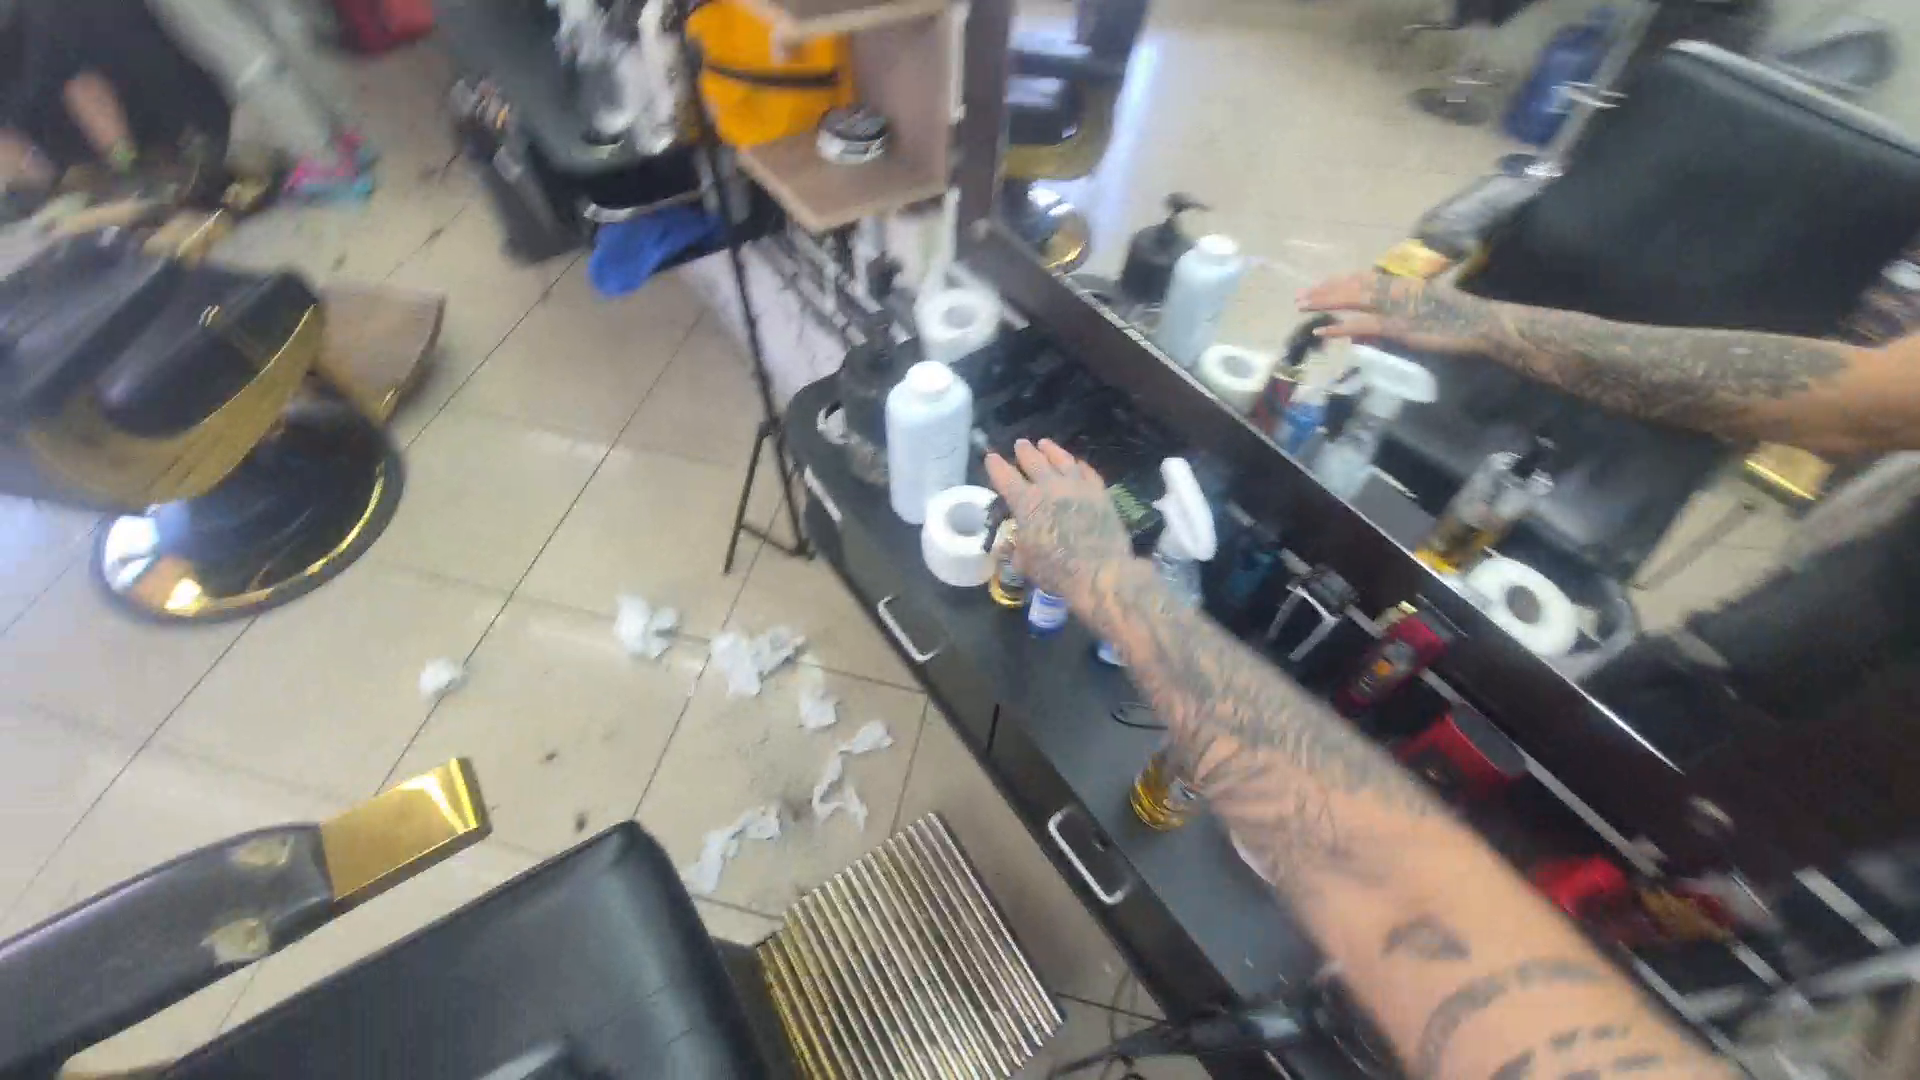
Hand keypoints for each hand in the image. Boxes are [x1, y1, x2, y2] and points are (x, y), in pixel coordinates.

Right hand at [983, 439, 1133, 604]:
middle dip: (1024, 451)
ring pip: (1061, 459)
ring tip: (1045, 443)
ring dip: (1051, 450)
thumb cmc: (1056, 570)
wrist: (1099, 570)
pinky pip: (1087, 471)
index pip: (1005, 477)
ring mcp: (1077, 486)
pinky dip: (1079, 464)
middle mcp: (1049, 487)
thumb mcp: (1025, 564)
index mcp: (1025, 503)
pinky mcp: (1099, 492)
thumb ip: (1015, 551)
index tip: (991, 457)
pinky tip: (1077, 462)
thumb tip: (1008, 546)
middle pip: (1033, 461)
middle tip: (1020, 444)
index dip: (996, 466)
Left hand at [1297, 272, 1490, 355]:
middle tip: (1299, 297)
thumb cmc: (1455, 319)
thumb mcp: (1420, 310)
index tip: (1317, 287)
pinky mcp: (1397, 326)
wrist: (1481, 324)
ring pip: (1353, 300)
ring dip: (1325, 303)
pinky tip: (1321, 331)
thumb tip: (1362, 333)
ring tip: (1302, 306)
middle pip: (1352, 286)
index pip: (1362, 278)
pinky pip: (1362, 325)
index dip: (1337, 282)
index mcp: (1401, 283)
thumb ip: (1391, 316)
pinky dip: (1340, 328)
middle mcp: (1395, 289)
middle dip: (1324, 291)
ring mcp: (1395, 307)